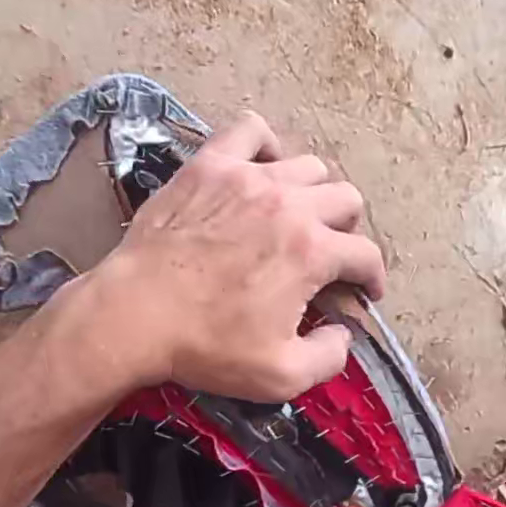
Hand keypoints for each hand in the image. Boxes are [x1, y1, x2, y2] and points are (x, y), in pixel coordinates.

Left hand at [69, 112, 387, 401]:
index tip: (363, 293)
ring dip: (314, 194)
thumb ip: (330, 356)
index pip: (365, 255)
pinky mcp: (209, 166)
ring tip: (297, 218)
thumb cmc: (207, 348)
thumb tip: (343, 334)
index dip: (372, 278)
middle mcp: (289, 204)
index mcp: (312, 252)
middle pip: (346, 200)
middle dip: (347, 232)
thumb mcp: (282, 375)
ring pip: (308, 165)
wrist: (133, 316)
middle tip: (329, 257)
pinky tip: (262, 171)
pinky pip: (250, 131)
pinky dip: (266, 147)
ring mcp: (248, 177)